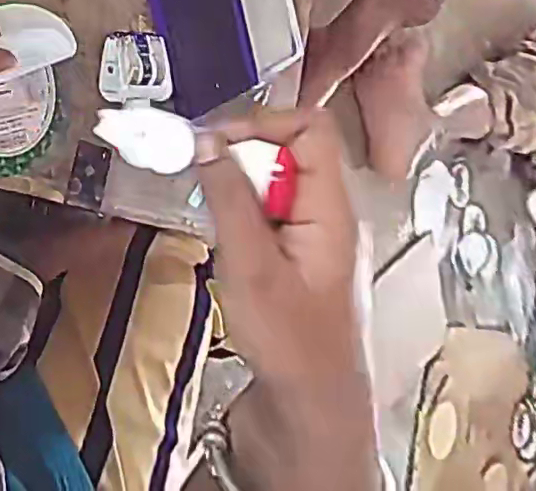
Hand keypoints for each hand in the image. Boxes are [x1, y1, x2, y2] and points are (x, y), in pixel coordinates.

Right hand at [194, 108, 375, 489]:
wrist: (311, 413)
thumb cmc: (291, 345)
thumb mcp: (250, 264)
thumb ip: (228, 196)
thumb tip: (206, 140)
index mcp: (333, 207)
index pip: (310, 127)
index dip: (261, 122)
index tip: (216, 140)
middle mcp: (329, 210)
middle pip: (287, 148)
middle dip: (240, 154)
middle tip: (203, 175)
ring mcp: (315, 231)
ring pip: (274, 178)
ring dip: (237, 183)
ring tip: (211, 209)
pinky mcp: (298, 249)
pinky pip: (269, 206)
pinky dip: (241, 207)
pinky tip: (224, 233)